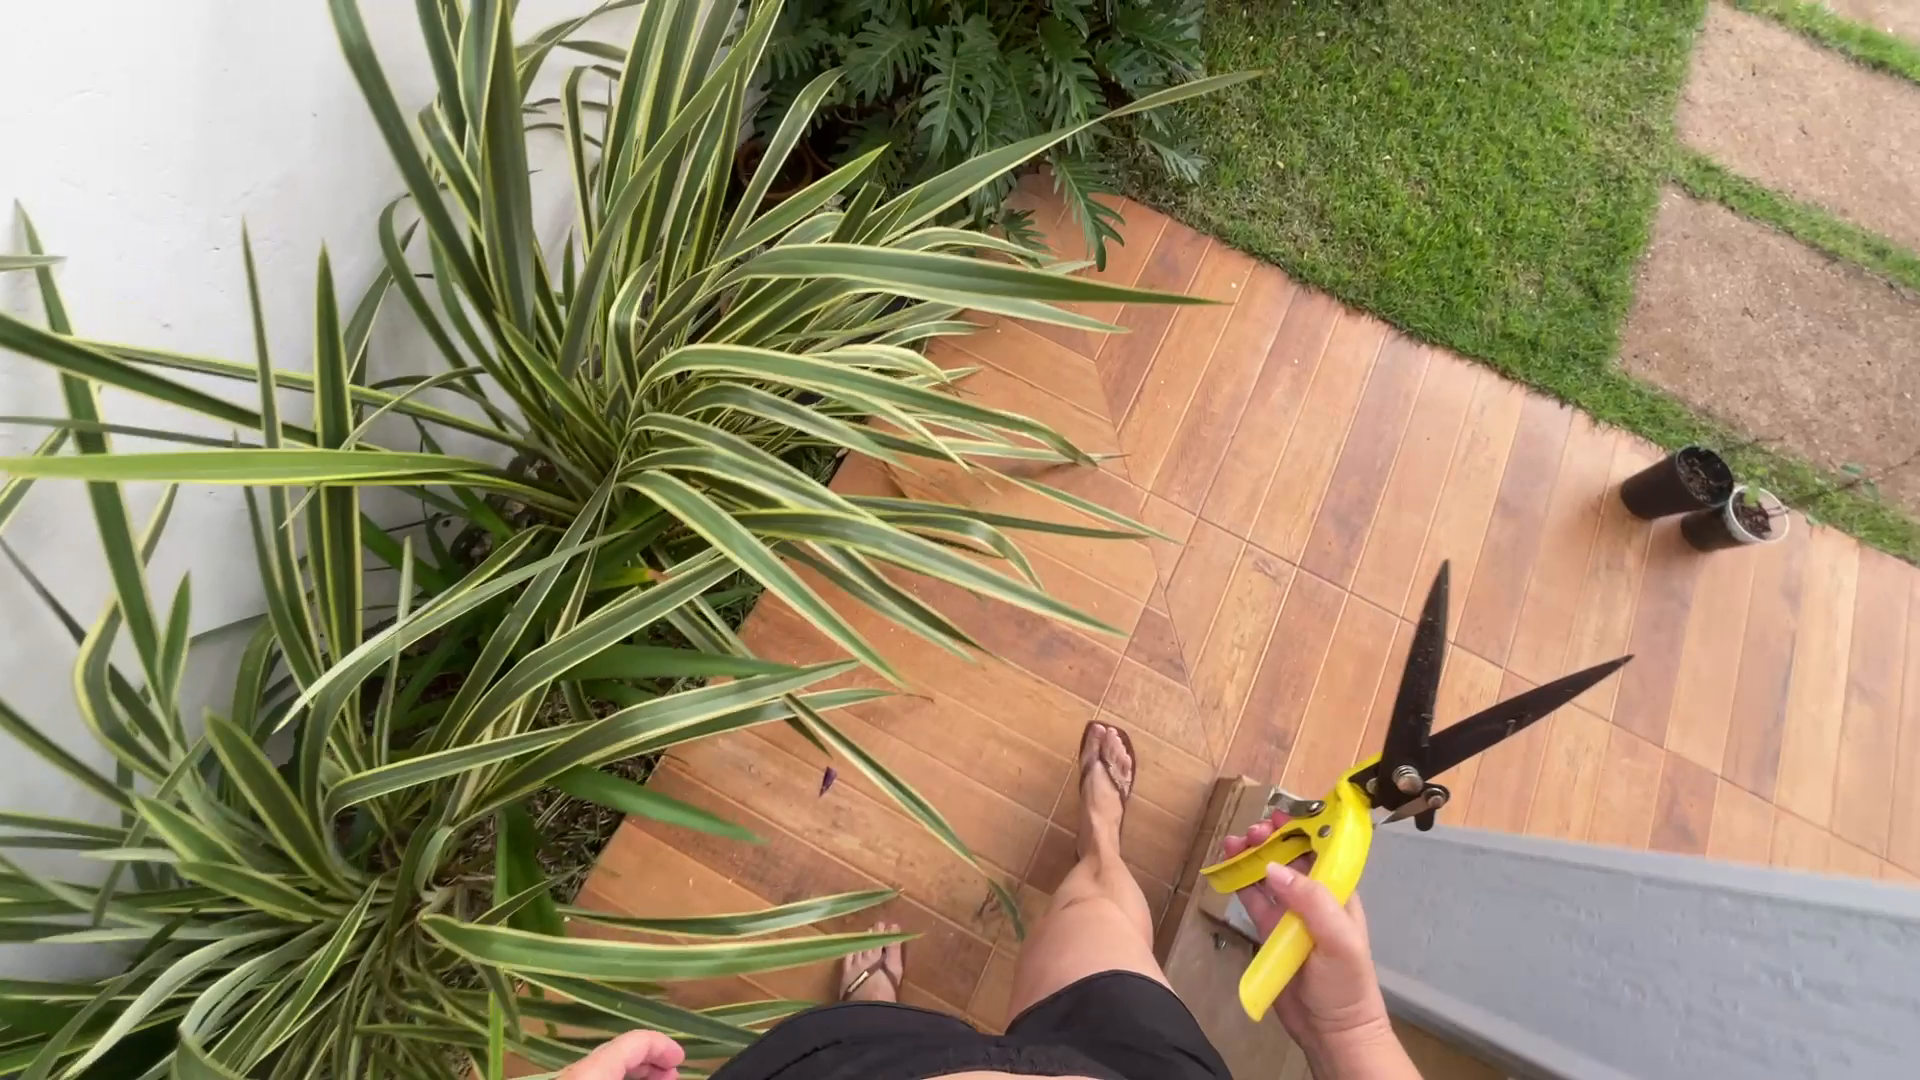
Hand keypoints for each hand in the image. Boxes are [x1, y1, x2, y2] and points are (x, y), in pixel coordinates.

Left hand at [558, 1030, 685, 1079]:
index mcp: (592, 1069)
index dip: (663, 1045)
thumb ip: (651, 1079)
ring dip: (635, 1071)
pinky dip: (616, 1078)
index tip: (682, 1060)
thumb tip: (671, 1074)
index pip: (635, 1040)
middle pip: (620, 1050)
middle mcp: (576, 1069)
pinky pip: (595, 1076)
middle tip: (672, 1074)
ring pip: (606, 1065)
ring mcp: (566, 1079)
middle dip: (650, 1059)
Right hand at [1223, 811, 1393, 1058]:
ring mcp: (1289, 914)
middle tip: (1251, 830)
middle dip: (1270, 839)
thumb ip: (1310, 902)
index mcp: (1336, 895)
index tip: (1278, 816)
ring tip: (1232, 841)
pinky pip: (1252, 897)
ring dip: (1251, 854)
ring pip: (1267, 873)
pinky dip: (1239, 879)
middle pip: (1288, 858)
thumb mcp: (1338, 941)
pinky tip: (1227, 865)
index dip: (1301, 830)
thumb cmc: (1346, 986)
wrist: (1332, 1034)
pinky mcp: (1269, 930)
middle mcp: (1312, 898)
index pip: (1320, 852)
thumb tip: (1273, 867)